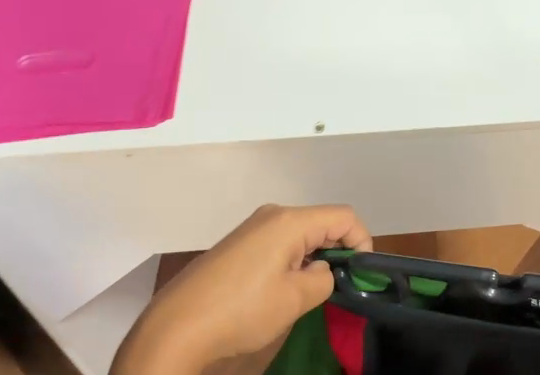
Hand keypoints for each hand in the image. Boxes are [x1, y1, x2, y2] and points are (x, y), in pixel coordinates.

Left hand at [113, 205, 372, 374]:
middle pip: (321, 222)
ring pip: (299, 234)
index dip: (361, 241)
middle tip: (341, 287)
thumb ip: (322, 280)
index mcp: (290, 221)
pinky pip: (279, 243)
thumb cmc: (242, 309)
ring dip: (313, 258)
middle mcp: (272, 214)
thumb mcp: (294, 300)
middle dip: (337, 250)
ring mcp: (253, 228)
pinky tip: (281, 291)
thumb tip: (323, 271)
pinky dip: (291, 261)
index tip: (362, 274)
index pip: (343, 216)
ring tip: (310, 293)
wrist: (178, 325)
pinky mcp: (238, 245)